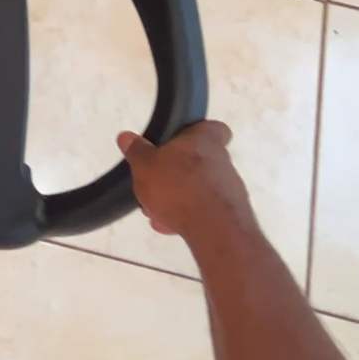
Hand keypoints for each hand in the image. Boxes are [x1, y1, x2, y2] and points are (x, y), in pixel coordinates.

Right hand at [118, 120, 255, 242]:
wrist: (215, 231)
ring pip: (199, 186)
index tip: (180, 140)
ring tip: (157, 211)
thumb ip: (136, 151)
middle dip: (176, 172)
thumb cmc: (178, 187)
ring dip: (179, 196)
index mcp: (204, 142)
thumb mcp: (144, 165)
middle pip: (200, 160)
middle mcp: (223, 161)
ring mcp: (230, 189)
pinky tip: (169, 225)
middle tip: (154, 183)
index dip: (198, 132)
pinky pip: (204, 208)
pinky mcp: (232, 213)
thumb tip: (126, 136)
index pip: (213, 128)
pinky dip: (187, 214)